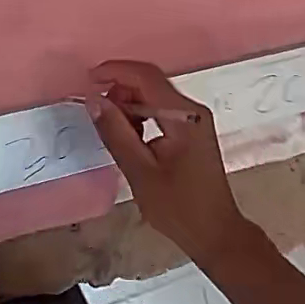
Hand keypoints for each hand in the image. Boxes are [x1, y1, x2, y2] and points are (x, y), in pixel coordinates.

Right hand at [86, 60, 258, 263]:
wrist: (215, 232)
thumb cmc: (178, 207)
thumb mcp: (140, 171)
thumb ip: (116, 133)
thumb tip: (93, 101)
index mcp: (184, 115)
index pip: (147, 77)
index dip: (116, 71)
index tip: (89, 79)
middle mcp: (193, 110)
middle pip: (152, 84)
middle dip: (121, 90)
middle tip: (97, 112)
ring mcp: (195, 120)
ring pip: (156, 97)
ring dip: (130, 105)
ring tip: (111, 129)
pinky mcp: (192, 132)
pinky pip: (162, 112)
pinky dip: (142, 117)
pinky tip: (130, 138)